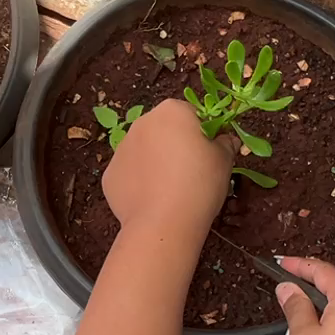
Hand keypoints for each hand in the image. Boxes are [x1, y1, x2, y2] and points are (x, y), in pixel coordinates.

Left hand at [103, 98, 232, 234]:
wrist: (164, 223)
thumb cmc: (200, 183)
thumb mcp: (224, 160)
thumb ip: (225, 143)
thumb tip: (224, 139)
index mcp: (171, 111)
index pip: (191, 114)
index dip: (203, 134)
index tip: (209, 155)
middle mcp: (142, 123)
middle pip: (164, 131)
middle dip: (176, 146)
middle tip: (192, 173)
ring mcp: (121, 149)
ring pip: (145, 152)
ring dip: (157, 164)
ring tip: (172, 191)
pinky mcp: (110, 175)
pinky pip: (131, 174)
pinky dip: (141, 184)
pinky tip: (154, 201)